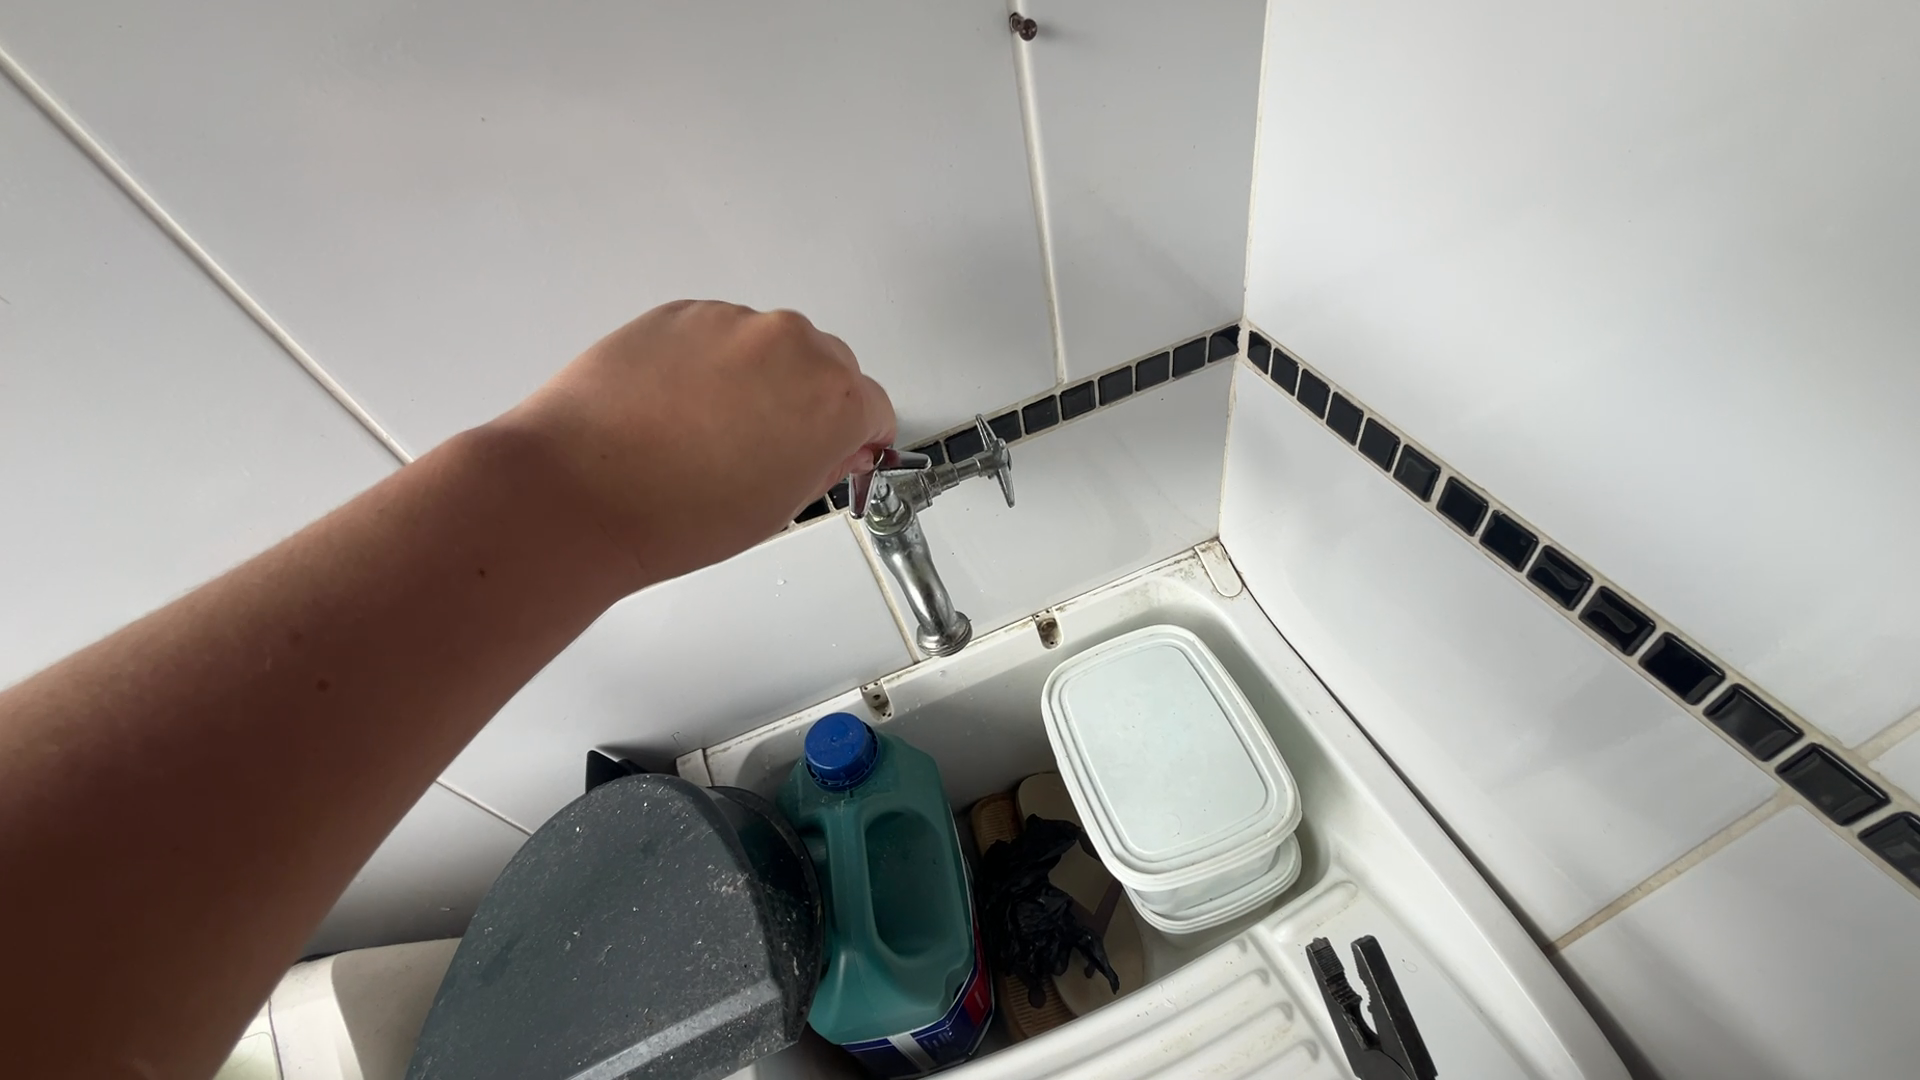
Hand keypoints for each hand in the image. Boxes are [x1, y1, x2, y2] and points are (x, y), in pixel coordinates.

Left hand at [490, 300, 894, 587]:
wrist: (582, 490)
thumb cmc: (681, 513)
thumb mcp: (781, 505)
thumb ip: (826, 462)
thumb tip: (837, 443)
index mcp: (835, 399)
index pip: (874, 409)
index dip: (861, 438)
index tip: (843, 451)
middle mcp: (794, 346)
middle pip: (831, 367)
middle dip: (817, 402)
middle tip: (776, 444)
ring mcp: (735, 322)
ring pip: (774, 347)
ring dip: (764, 377)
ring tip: (715, 427)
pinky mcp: (683, 311)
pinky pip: (721, 334)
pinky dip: (715, 361)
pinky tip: (682, 405)